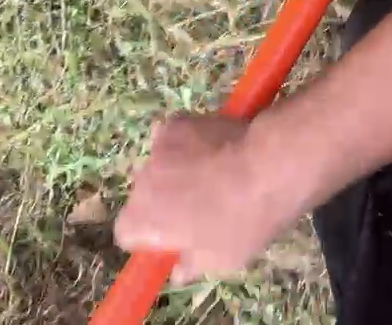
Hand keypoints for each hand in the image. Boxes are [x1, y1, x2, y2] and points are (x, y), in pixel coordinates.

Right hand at [112, 112, 306, 282]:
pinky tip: (211, 148)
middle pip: (142, 196)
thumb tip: (178, 270)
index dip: (146, 238)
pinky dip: (185, 144)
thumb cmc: (242, 221)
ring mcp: (158, 145)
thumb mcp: (220, 260)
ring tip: (209, 174)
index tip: (171, 240)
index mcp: (145, 218)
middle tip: (196, 208)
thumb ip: (190, 265)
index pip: (125, 232)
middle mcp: (142, 180)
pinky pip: (172, 137)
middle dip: (161, 203)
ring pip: (159, 165)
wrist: (266, 163)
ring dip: (173, 172)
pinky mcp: (176, 121)